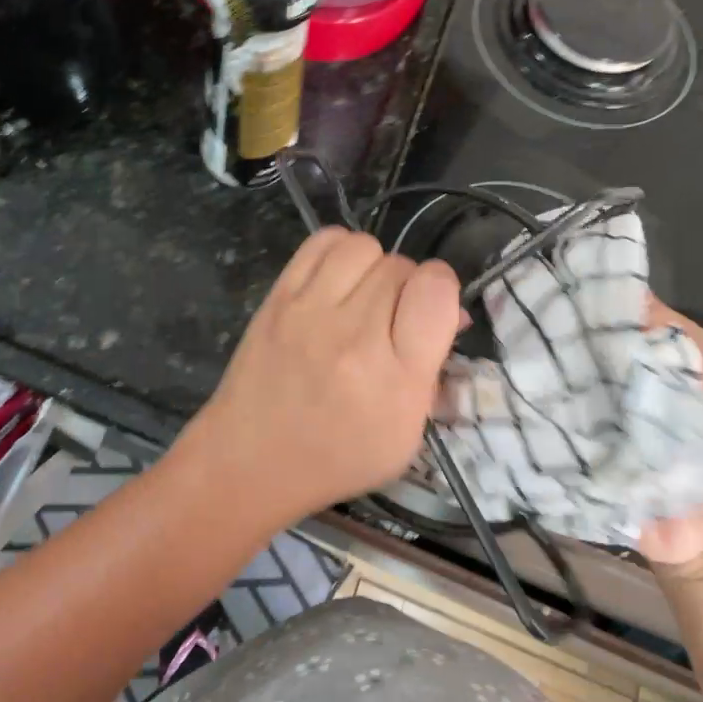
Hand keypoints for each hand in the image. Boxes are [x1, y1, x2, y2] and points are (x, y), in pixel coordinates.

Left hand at [180, 228, 462, 523]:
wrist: (254, 459)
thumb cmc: (338, 457)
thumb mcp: (406, 435)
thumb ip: (432, 371)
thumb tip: (449, 312)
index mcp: (396, 377)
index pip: (436, 290)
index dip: (443, 291)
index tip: (432, 312)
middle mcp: (353, 335)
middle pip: (401, 266)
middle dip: (408, 285)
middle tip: (393, 316)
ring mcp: (310, 311)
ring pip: (363, 246)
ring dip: (373, 265)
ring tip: (364, 295)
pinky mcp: (278, 297)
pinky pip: (321, 242)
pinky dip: (339, 251)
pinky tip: (338, 279)